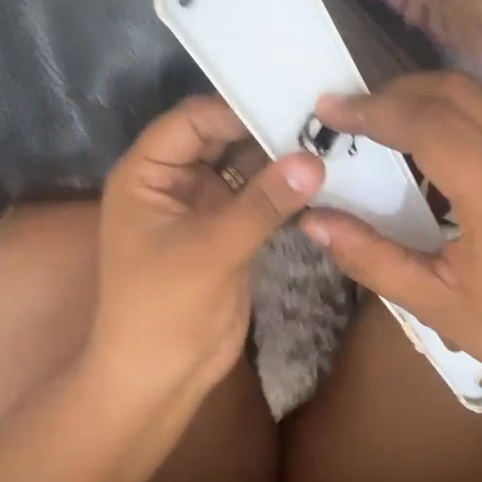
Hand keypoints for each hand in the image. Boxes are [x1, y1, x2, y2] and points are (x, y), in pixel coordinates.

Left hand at [88, 95, 325, 401]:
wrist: (159, 377)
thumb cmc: (164, 307)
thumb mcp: (211, 249)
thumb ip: (263, 203)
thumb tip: (314, 160)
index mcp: (146, 173)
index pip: (192, 121)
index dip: (237, 110)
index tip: (292, 105)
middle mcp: (173, 182)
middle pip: (222, 140)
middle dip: (266, 132)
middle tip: (325, 121)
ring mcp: (202, 208)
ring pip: (245, 169)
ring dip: (281, 162)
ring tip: (335, 145)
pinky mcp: (228, 234)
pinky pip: (259, 201)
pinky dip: (285, 194)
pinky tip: (326, 183)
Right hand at [300, 72, 481, 389]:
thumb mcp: (430, 300)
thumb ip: (367, 254)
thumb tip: (310, 219)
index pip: (432, 124)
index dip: (375, 110)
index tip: (329, 109)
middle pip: (458, 92)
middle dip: (397, 93)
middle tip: (353, 111)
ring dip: (430, 100)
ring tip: (385, 124)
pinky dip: (462, 116)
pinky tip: (435, 144)